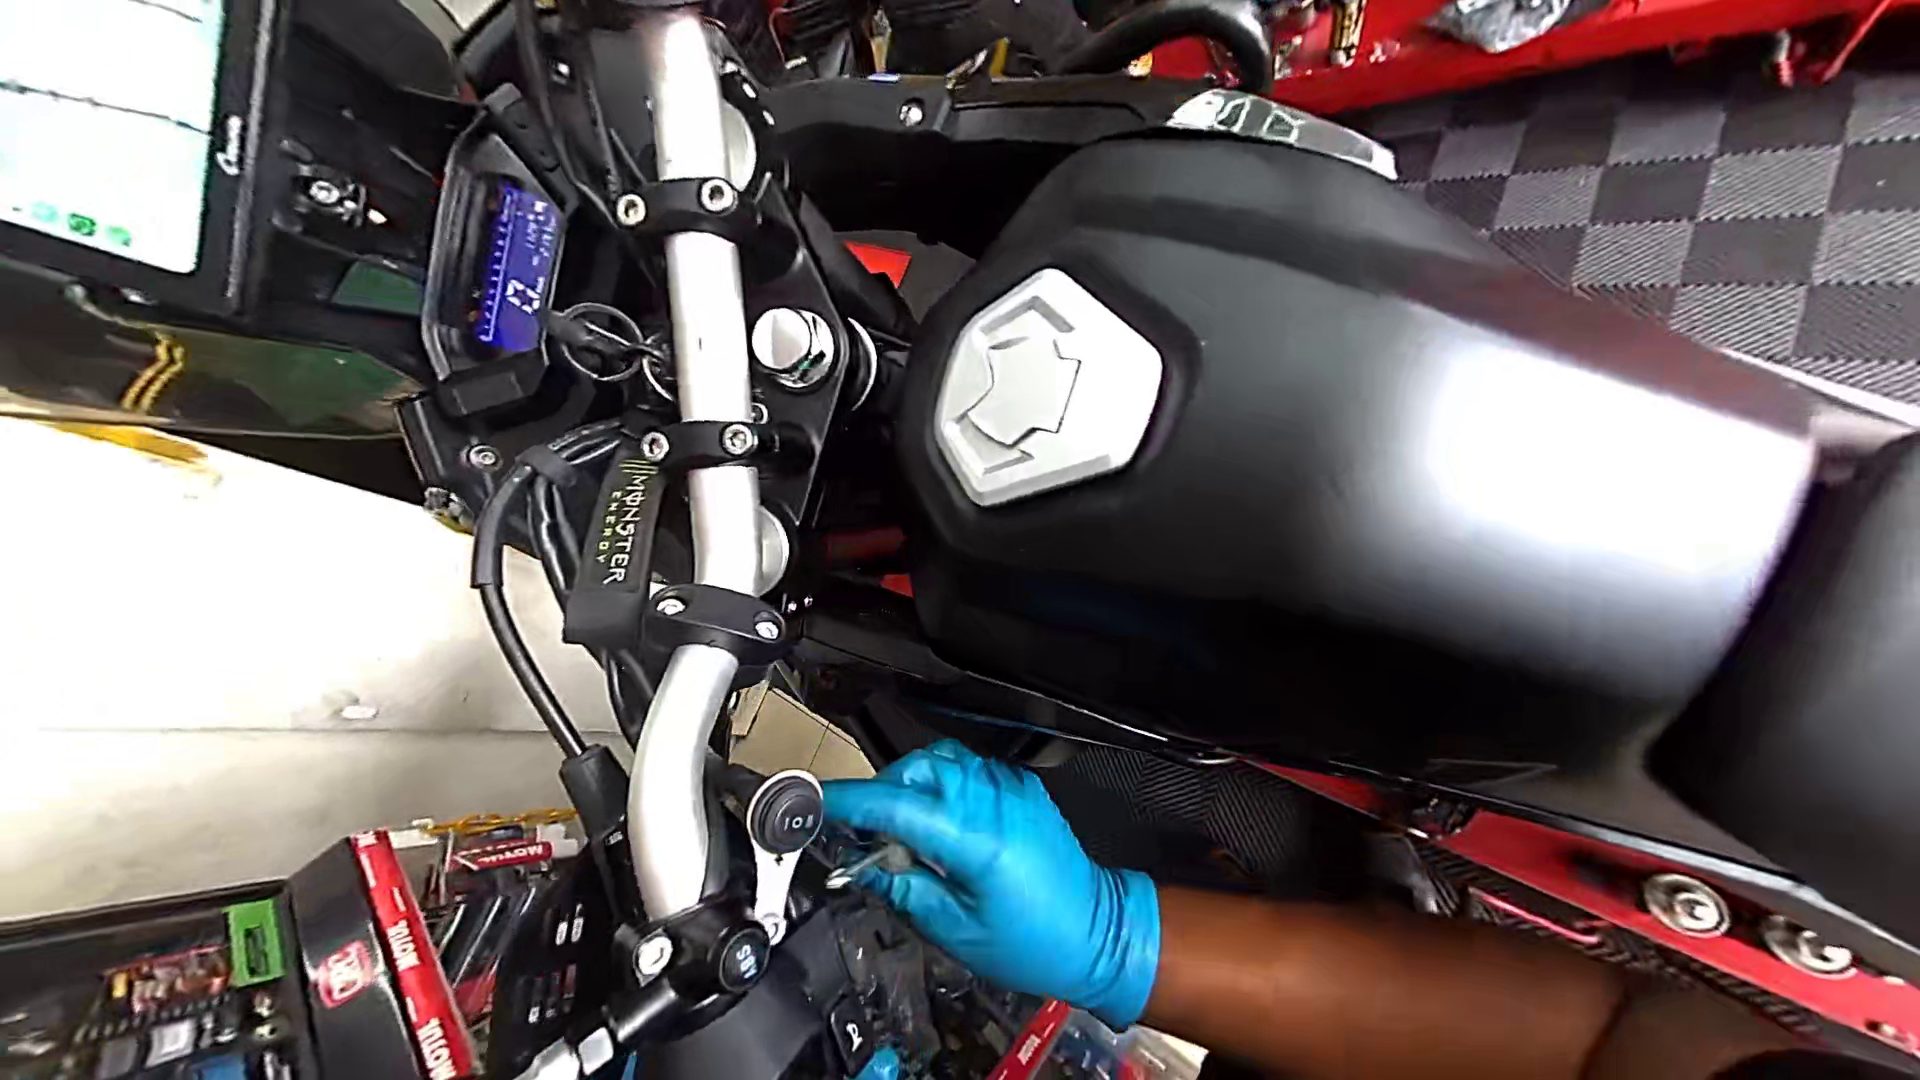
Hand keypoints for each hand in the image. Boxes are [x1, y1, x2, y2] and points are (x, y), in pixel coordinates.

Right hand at [823, 740, 1159, 1026]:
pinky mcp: (1018, 784)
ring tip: (906, 830)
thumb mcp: (956, 929)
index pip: (898, 804)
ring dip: (911, 785)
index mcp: (976, 837)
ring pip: (940, 760)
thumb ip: (903, 887)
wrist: (1097, 929)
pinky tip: (940, 819)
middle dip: (882, 793)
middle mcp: (993, 798)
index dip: (851, 800)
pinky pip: (967, 766)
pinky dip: (941, 783)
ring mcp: (1008, 785)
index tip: (819, 800)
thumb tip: (863, 864)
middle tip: (870, 835)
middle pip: (917, 769)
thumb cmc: (1033, 941)